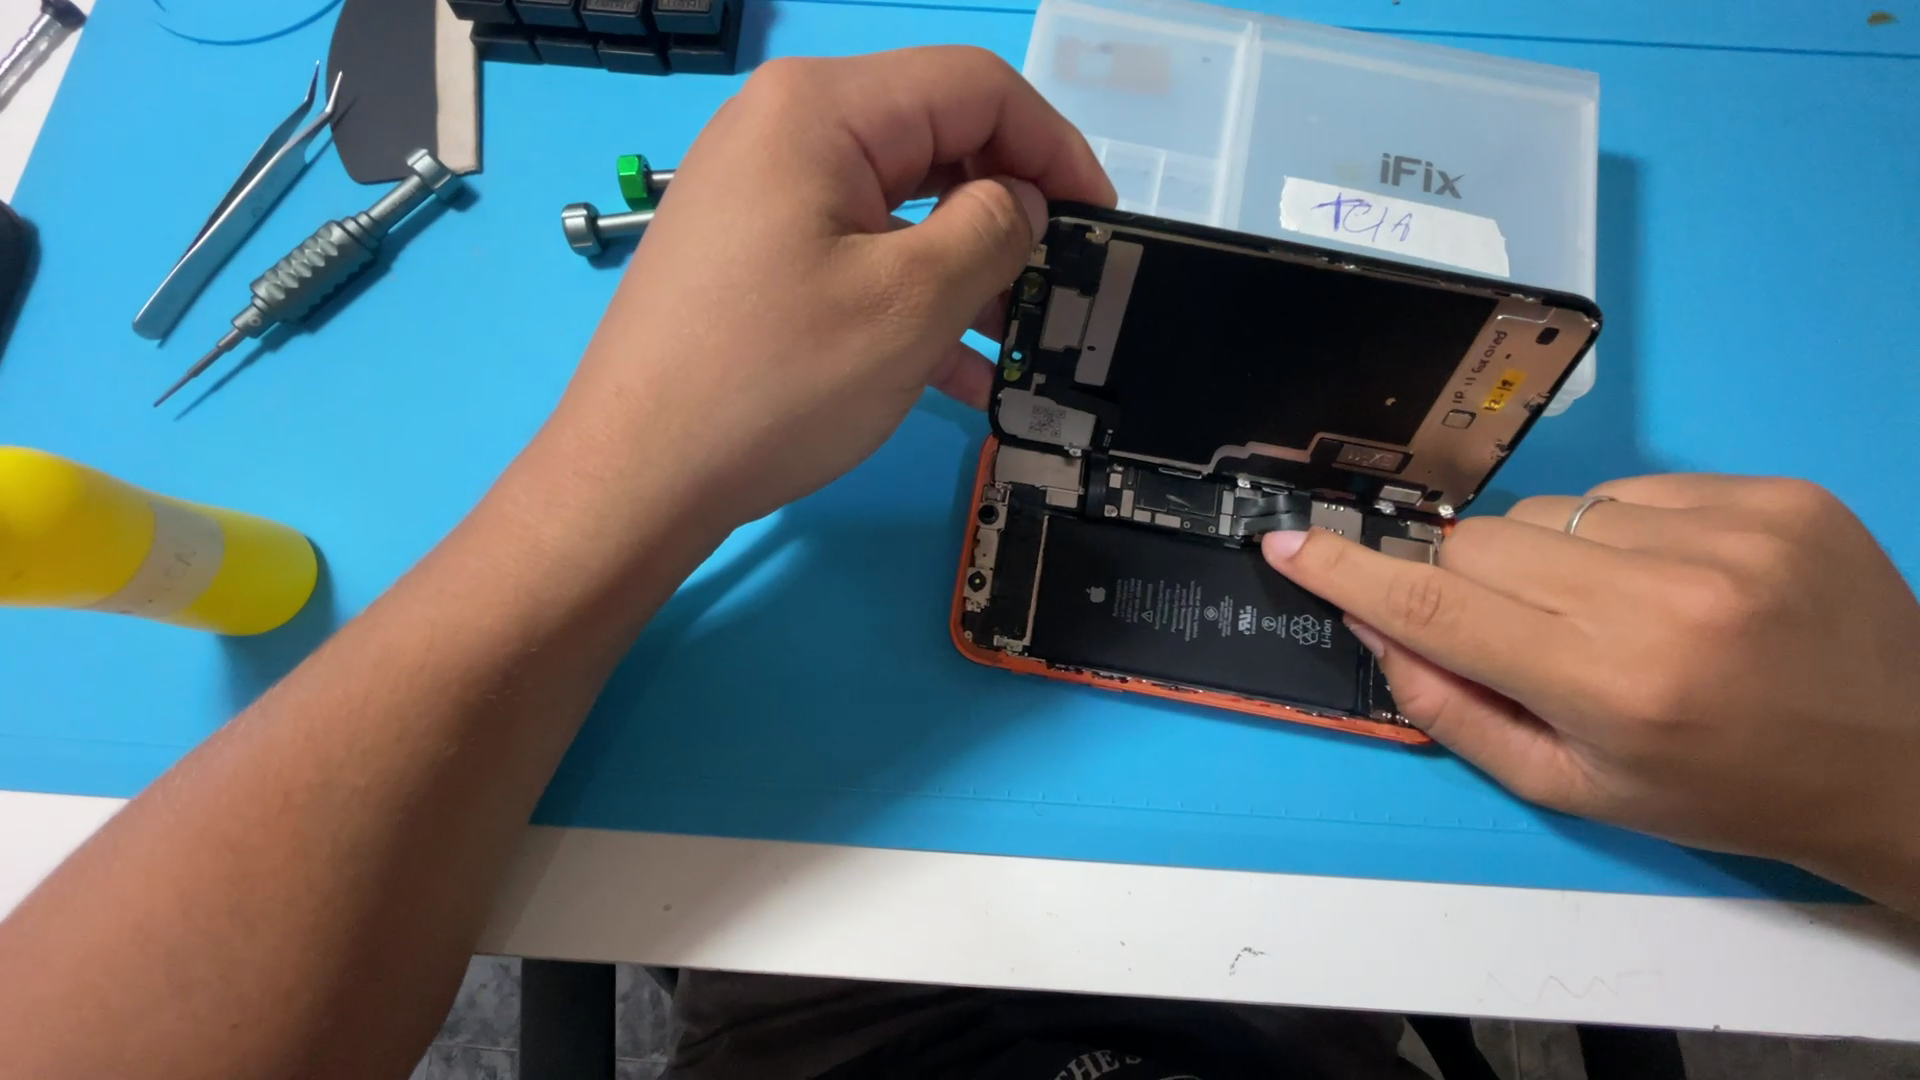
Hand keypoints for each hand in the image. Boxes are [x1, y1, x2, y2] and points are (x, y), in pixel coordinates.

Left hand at [553, 48, 1112, 535]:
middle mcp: (788, 136)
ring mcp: (766, 205)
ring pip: (901, 218)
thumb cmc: (778, 382)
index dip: (1055, 147)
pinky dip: (913, 309)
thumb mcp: (909, 303)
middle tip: (1058, 289)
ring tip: (1016, 345)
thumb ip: (992, 231)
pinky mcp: (757, 266)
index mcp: (823, 112)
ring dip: (967, 277)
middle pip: (937, 149)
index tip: (1102, 219)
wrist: (640, 474)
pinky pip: (858, 266)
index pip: (974, 88)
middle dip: (1010, 218)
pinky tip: (961, 374)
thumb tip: (1024, 202)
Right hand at [1261, 475, 1919, 910]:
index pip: (1434, 607)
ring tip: (1605, 605)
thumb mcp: (1562, 783)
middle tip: (1515, 627)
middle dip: (1462, 582)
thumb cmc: (1714, 789)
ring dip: (1537, 558)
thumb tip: (1371, 623)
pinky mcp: (1767, 495)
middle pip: (1473, 546)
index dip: (1347, 573)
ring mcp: (1725, 534)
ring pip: (1537, 515)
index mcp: (1608, 683)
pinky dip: (1610, 533)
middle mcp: (1663, 597)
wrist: (1914, 760)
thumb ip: (1446, 705)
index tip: (1288, 545)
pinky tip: (1666, 576)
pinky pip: (1617, 492)